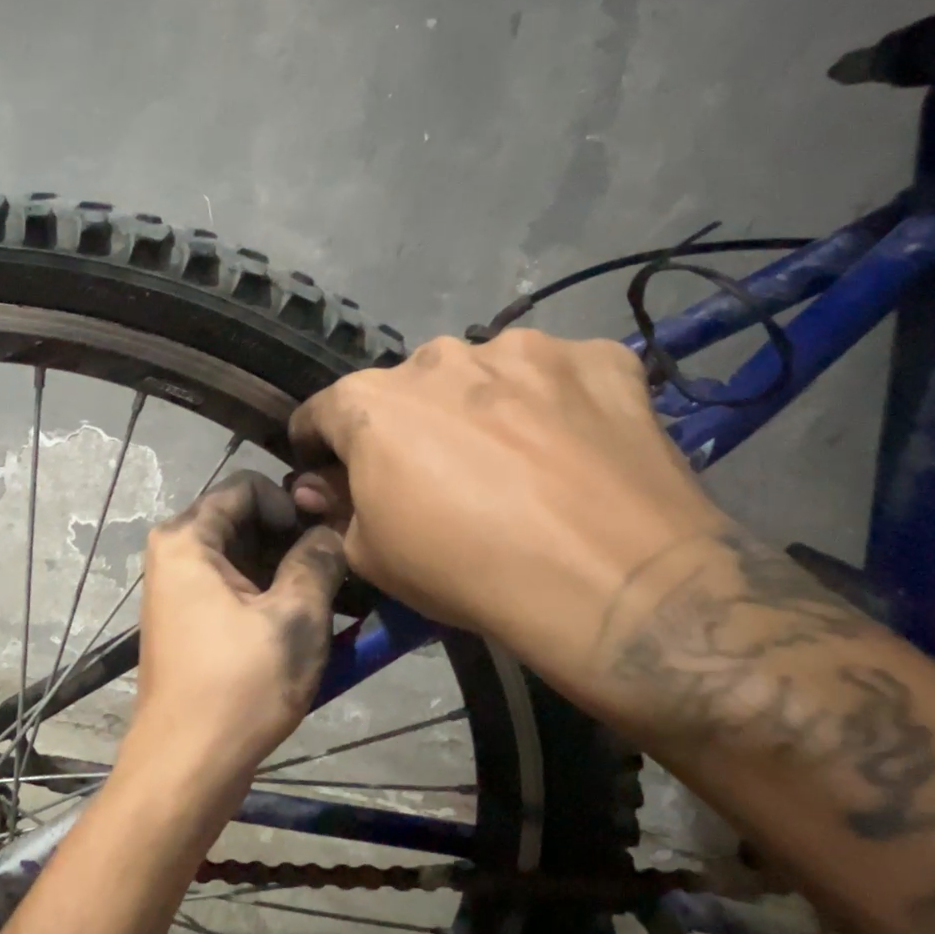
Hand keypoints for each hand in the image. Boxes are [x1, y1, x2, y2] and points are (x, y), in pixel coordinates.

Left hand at [129, 472, 346, 782]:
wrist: (187, 762)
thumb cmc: (240, 684)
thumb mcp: (294, 616)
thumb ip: (317, 560)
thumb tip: (329, 533)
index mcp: (186, 537)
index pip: (248, 486)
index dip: (295, 505)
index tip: (330, 539)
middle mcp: (175, 553)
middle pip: (246, 522)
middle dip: (297, 543)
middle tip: (346, 575)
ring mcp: (180, 590)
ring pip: (247, 561)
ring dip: (292, 576)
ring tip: (342, 604)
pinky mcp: (192, 623)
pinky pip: (237, 593)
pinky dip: (274, 601)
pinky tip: (316, 627)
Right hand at [286, 328, 728, 686]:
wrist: (615, 583)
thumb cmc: (466, 569)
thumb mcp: (371, 556)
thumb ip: (337, 507)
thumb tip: (324, 486)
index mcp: (368, 402)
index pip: (319, 413)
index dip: (319, 450)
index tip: (335, 478)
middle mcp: (437, 358)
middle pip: (404, 390)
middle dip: (407, 427)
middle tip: (436, 479)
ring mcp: (524, 350)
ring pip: (483, 375)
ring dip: (480, 407)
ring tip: (514, 462)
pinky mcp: (600, 358)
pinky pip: (558, 375)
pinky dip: (553, 403)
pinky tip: (571, 449)